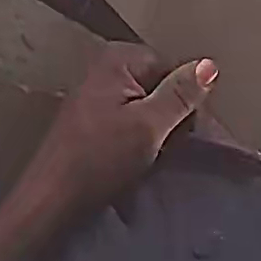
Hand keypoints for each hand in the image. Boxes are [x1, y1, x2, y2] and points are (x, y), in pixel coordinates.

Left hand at [11, 42, 216, 220]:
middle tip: (163, 145)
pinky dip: (136, 135)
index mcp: (118, 57)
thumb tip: (210, 63)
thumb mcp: (149, 126)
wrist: (49, 203)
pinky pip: (129, 116)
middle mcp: (105, 64)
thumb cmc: (99, 160)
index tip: (181, 131)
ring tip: (147, 154)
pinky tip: (132, 157)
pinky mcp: (91, 115)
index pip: (172, 68)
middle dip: (169, 113)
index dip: (183, 100)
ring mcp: (96, 90)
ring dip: (154, 128)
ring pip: (146, 103)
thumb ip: (181, 94)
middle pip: (159, 83)